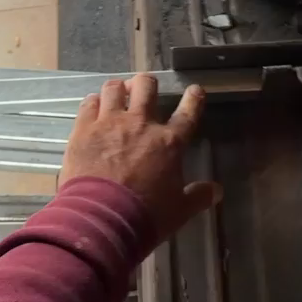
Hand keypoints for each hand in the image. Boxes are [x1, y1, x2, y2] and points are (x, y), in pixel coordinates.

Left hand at [59, 75, 221, 238]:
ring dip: (118, 88)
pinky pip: (89, 104)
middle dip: (147, 83)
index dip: (194, 99)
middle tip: (144, 89)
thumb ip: (198, 197)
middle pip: (146, 87)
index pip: (187, 113)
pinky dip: (93, 102)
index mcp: (169, 142)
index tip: (195, 90)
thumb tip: (217, 191)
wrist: (102, 218)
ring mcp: (110, 123)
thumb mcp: (179, 210)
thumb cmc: (145, 216)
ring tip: (118, 92)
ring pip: (114, 88)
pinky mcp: (84, 129)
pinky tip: (94, 105)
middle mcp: (141, 124)